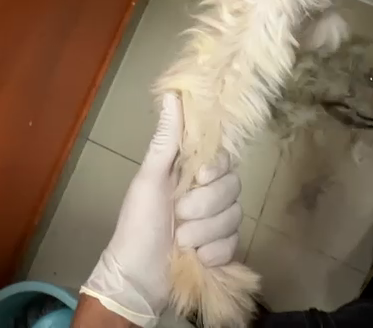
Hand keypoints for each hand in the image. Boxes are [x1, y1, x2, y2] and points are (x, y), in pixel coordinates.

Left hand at [79, 93, 241, 326]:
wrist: (138, 277)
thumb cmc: (138, 223)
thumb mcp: (149, 178)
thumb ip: (165, 139)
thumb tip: (172, 93)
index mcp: (189, 170)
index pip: (222, 157)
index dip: (216, 167)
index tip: (199, 177)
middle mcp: (207, 190)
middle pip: (232, 186)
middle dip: (204, 207)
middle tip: (179, 217)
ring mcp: (216, 220)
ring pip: (234, 215)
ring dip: (206, 232)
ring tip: (182, 240)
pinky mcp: (221, 247)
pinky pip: (234, 243)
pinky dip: (214, 252)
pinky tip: (196, 257)